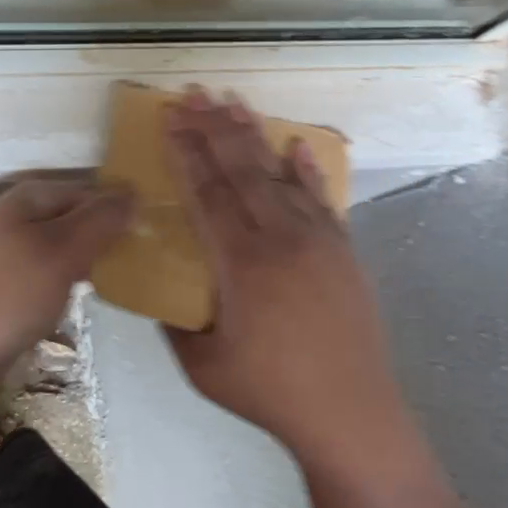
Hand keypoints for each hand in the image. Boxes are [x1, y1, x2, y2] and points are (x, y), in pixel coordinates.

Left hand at [0, 180, 134, 357]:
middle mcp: (17, 215)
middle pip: (76, 216)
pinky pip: (51, 268)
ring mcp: (11, 248)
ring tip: (121, 278)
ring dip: (90, 259)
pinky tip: (85, 296)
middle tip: (140, 261)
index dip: (117, 211)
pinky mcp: (10, 279)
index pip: (88, 191)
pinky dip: (70, 278)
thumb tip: (133, 192)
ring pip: (65, 244)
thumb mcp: (62, 252)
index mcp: (28, 197)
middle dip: (105, 235)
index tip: (148, 238)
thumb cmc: (12, 295)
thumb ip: (99, 221)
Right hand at [162, 90, 408, 454]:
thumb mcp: (202, 365)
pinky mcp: (343, 251)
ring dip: (253, 136)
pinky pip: (321, 197)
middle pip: (242, 170)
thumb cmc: (270, 392)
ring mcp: (318, 241)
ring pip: (279, 174)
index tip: (170, 119)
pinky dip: (305, 168)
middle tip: (194, 92)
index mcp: (242, 263)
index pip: (208, 192)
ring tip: (232, 101)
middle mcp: (281, 239)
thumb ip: (174, 322)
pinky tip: (294, 143)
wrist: (353, 415)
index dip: (186, 153)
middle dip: (213, 127)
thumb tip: (154, 290)